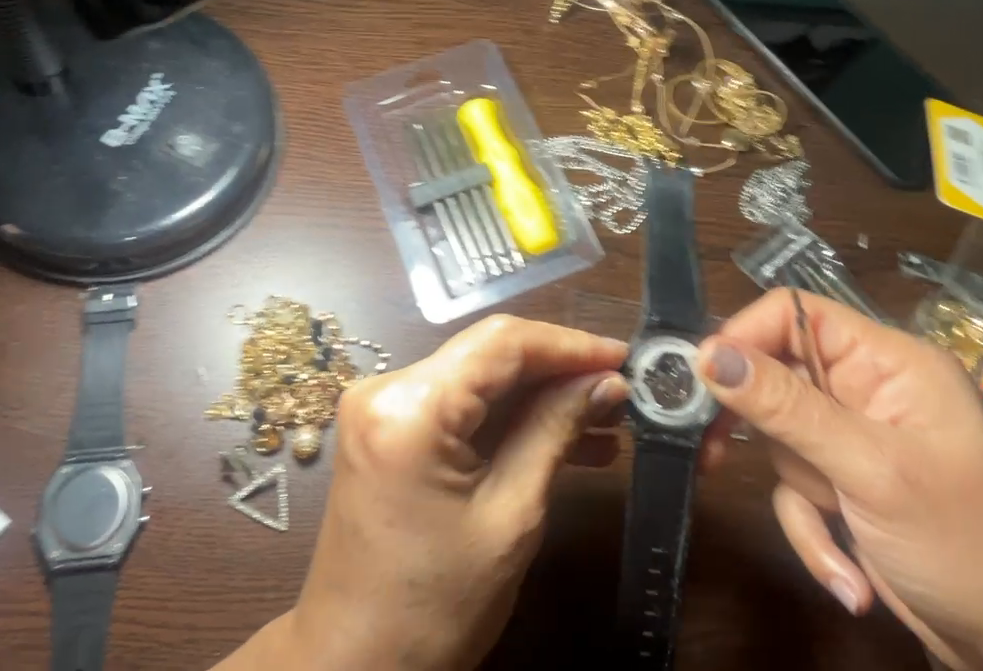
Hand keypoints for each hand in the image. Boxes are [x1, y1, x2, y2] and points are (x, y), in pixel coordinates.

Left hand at [228, 314, 628, 670]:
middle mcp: (385, 388)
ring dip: (538, 397)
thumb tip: (605, 382)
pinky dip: (506, 420)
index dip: (569, 344)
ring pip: (477, 381)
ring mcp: (381, 408)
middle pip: (487, 356)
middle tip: (623, 393)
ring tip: (606, 423)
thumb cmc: (436, 603)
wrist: (357, 660)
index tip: (625, 358)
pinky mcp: (387, 430)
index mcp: (409, 405)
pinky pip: (457, 408)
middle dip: (557, 371)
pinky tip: (564, 441)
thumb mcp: (510, 516)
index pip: (501, 343)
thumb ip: (554, 432)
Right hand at [695, 290, 982, 670]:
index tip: (702, 376)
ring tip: (841, 532)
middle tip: (717, 454)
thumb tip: (708, 354)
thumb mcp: (871, 469)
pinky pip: (795, 490)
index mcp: (889, 364)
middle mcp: (869, 392)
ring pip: (780, 441)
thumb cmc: (966, 543)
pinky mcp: (847, 487)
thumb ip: (787, 408)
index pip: (796, 315)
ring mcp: (856, 442)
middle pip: (776, 378)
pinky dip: (813, 531)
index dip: (745, 336)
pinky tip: (852, 574)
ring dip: (800, 496)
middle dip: (763, 431)